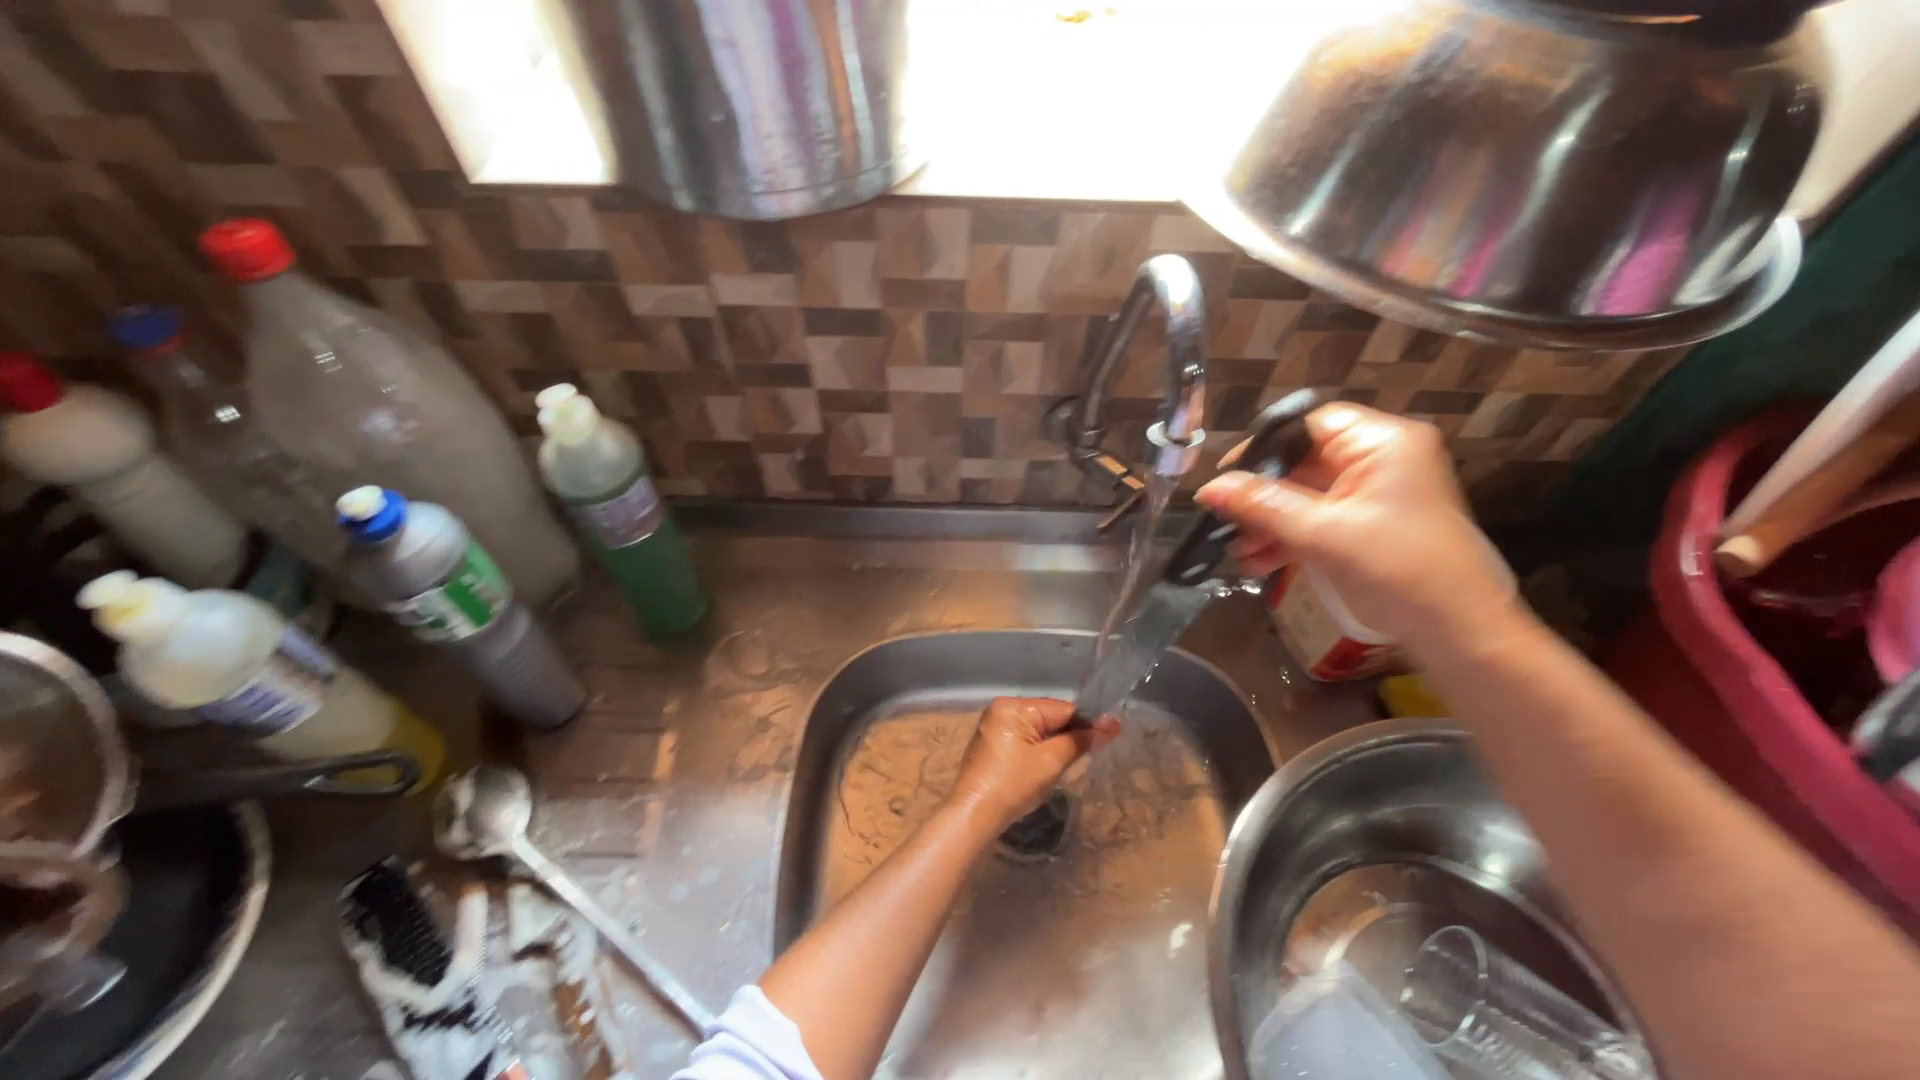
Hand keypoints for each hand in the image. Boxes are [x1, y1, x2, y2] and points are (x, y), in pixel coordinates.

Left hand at [947, 698, 1119, 830]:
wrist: (974, 815)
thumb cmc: (1013, 785)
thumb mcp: (1052, 761)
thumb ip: (1081, 740)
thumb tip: (1112, 725)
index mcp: (1013, 707)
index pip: (1061, 709)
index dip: (1088, 722)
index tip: (1113, 733)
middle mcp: (1001, 709)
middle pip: (1049, 717)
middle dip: (1071, 733)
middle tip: (1096, 750)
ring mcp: (993, 727)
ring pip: (1038, 730)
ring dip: (1056, 743)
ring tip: (1073, 759)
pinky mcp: (992, 745)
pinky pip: (1024, 740)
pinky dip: (1039, 749)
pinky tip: (1047, 766)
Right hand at [1196, 403, 1515, 647]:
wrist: (1457, 631)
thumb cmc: (1397, 570)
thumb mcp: (1321, 534)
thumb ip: (1261, 506)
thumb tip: (1208, 488)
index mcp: (1383, 443)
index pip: (1309, 426)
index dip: (1263, 449)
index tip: (1226, 477)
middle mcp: (1384, 458)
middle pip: (1305, 463)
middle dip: (1262, 498)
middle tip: (1226, 522)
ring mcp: (1379, 493)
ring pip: (1308, 496)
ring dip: (1272, 523)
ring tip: (1240, 551)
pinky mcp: (1373, 525)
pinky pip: (1322, 519)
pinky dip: (1293, 538)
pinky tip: (1260, 561)